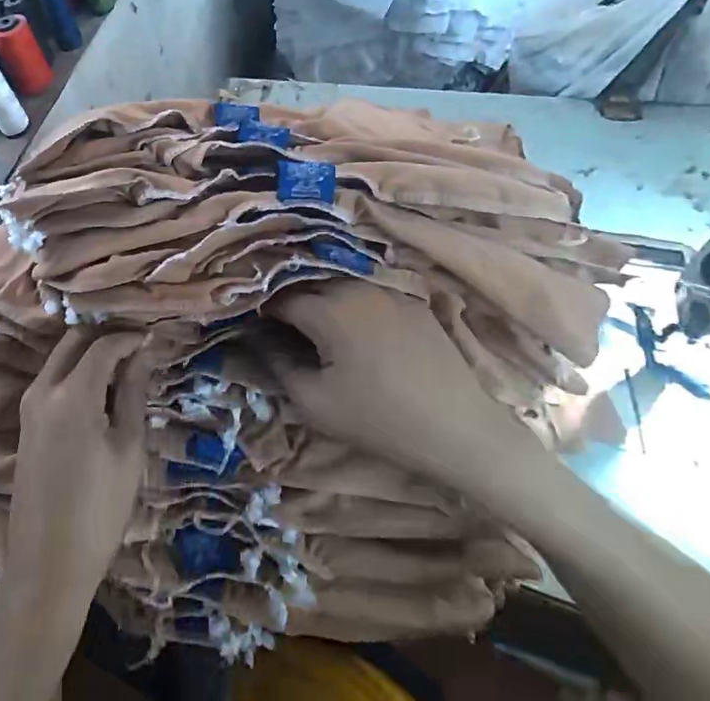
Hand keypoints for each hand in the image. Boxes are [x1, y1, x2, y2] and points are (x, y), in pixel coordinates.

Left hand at [0, 330, 151, 700]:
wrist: (47, 566)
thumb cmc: (99, 509)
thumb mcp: (128, 448)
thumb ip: (133, 393)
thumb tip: (143, 354)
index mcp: (71, 394)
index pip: (103, 345)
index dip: (130, 338)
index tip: (153, 339)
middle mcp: (43, 390)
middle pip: (74, 341)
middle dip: (106, 337)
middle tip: (138, 348)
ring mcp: (29, 406)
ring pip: (60, 358)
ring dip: (90, 353)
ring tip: (125, 369)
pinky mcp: (25, 423)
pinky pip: (52, 380)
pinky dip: (76, 372)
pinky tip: (101, 391)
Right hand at [266, 281, 543, 497]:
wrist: (458, 428)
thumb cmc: (379, 419)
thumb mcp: (315, 403)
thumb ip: (278, 365)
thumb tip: (258, 340)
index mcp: (329, 309)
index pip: (280, 298)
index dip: (261, 310)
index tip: (252, 324)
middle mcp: (357, 287)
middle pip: (310, 282)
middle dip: (290, 298)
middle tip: (280, 324)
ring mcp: (389, 289)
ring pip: (340, 282)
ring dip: (321, 296)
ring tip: (314, 323)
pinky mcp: (413, 300)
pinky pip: (369, 290)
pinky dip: (352, 300)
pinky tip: (353, 325)